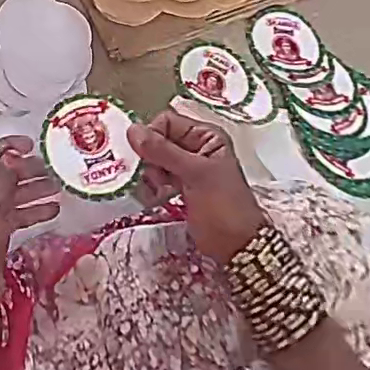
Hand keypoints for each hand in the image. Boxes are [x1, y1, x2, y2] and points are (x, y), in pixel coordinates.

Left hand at [0, 138, 60, 350]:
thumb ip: (3, 181)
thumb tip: (11, 156)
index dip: (8, 147)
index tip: (31, 144)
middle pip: (2, 173)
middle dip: (26, 169)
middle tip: (52, 166)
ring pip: (12, 193)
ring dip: (34, 189)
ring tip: (59, 186)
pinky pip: (17, 214)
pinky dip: (34, 210)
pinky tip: (53, 210)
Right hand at [127, 112, 265, 262]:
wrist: (237, 247)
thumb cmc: (223, 206)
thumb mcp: (195, 174)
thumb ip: (163, 151)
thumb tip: (132, 130)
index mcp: (206, 136)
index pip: (167, 122)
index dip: (153, 136)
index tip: (147, 157)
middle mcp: (196, 147)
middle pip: (158, 141)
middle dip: (151, 158)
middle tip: (156, 178)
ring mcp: (188, 168)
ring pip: (155, 160)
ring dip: (151, 175)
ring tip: (160, 191)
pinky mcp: (180, 187)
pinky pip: (158, 178)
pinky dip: (154, 187)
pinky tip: (157, 198)